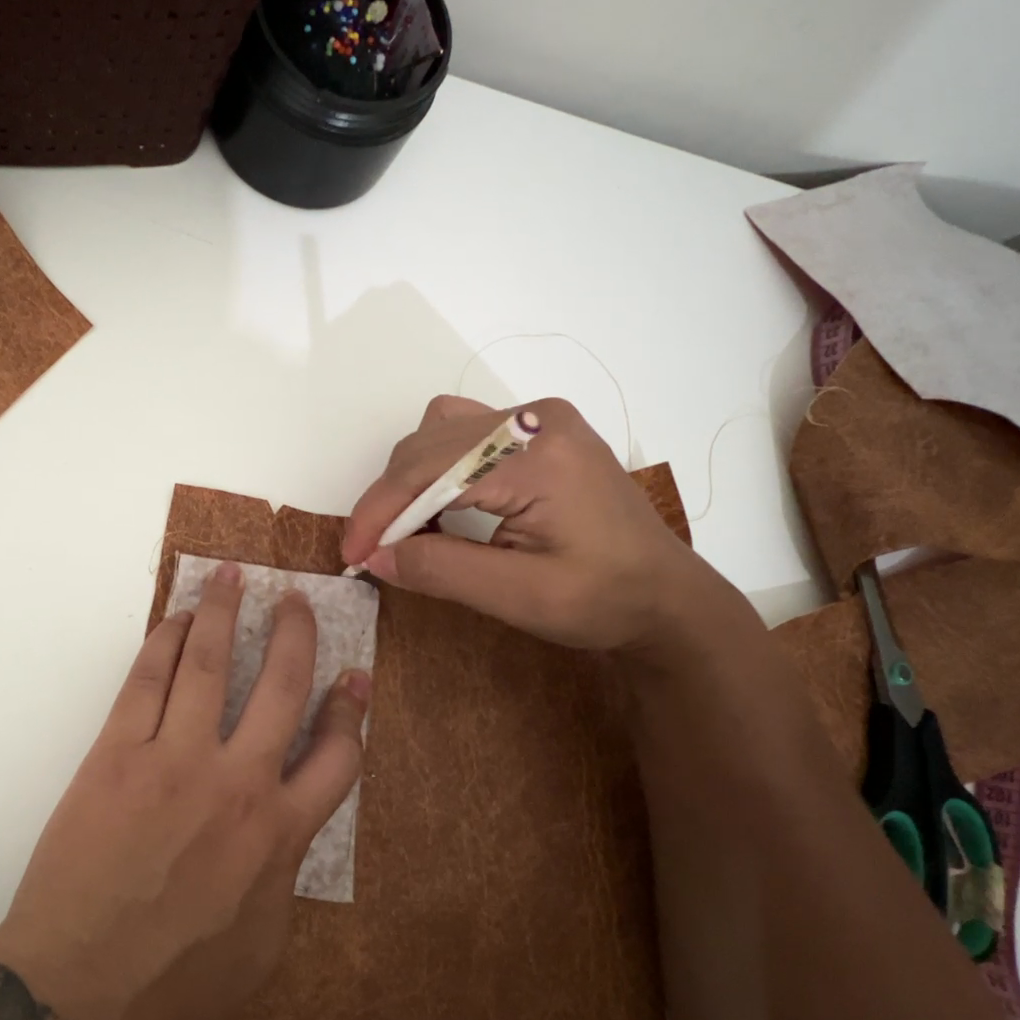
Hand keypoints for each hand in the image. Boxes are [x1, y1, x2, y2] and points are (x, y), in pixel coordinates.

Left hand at [0, 561, 369, 1019]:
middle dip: (295, 635)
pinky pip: (145, 681)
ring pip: (208, 665)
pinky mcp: (116, 754)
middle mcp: (236, 785)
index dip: (352, 710)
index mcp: (280, 836)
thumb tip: (285, 827)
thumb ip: (282, 872)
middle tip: (298, 600)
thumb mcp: (260, 945)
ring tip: (232, 577)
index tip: (356, 677)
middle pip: (281, 686)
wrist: (76, 994)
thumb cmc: (173, 986)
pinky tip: (174, 620)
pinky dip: (163, 642)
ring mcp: (173, 761)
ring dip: (223, 613)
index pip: (337, 755)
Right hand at [343, 395, 718, 650]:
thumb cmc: (605, 600)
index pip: (429, 469)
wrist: (667, 596)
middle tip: (377, 553)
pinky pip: (462, 434)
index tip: (352, 555)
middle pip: (427, 444)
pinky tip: (441, 510)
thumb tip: (377, 556)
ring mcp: (538, 419)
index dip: (379, 511)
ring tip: (410, 532)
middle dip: (390, 499)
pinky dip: (436, 470)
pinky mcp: (537, 430)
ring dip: (410, 480)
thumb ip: (443, 570)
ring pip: (439, 432)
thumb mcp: (521, 596)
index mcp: (538, 456)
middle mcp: (536, 420)